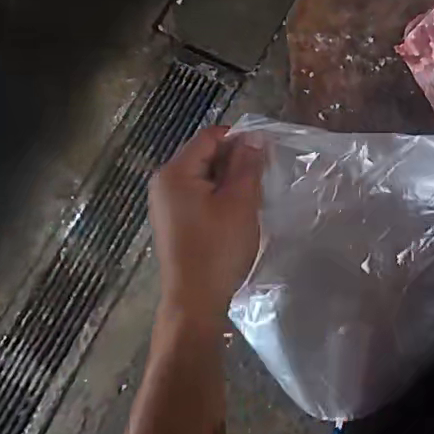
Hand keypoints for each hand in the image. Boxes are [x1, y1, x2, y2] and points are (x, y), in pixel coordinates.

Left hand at [149, 125, 263, 312]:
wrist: (196, 297)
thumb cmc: (219, 245)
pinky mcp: (176, 219)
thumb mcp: (240, 200)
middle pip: (206, 154)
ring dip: (232, 179)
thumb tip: (254, 138)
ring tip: (255, 194)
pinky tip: (239, 210)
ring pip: (206, 175)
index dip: (241, 138)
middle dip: (237, 159)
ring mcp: (168, 203)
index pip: (210, 137)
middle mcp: (165, 183)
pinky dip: (222, 194)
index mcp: (175, 173)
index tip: (269, 152)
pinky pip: (202, 193)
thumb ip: (247, 164)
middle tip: (265, 175)